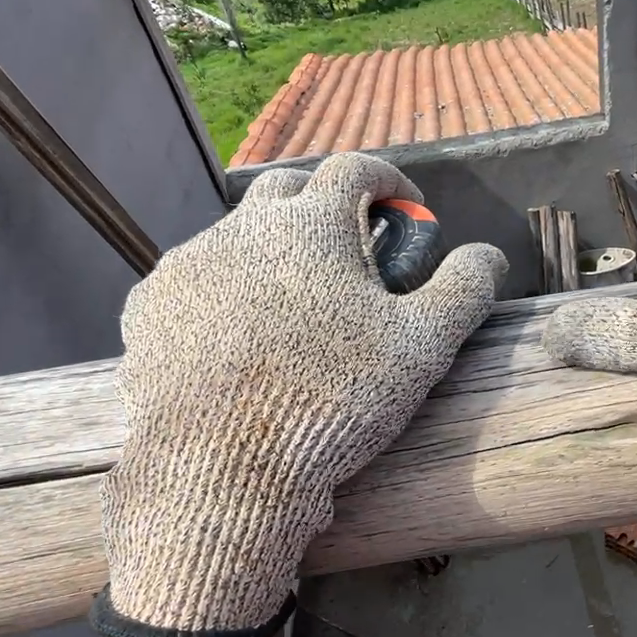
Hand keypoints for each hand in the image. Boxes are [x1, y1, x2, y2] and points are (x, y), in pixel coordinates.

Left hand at [95, 153, 505, 636]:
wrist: (222, 468)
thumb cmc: (335, 397)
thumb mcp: (424, 344)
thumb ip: (464, 289)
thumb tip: (489, 255)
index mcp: (310, 225)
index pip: (354, 168)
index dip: (389, 182)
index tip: (407, 209)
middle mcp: (240, 229)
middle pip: (287, 189)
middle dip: (326, 204)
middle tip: (353, 250)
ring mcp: (185, 268)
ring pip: (237, 235)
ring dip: (274, 250)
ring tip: (299, 303)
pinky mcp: (147, 311)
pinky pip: (195, 281)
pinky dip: (228, 290)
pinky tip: (243, 336)